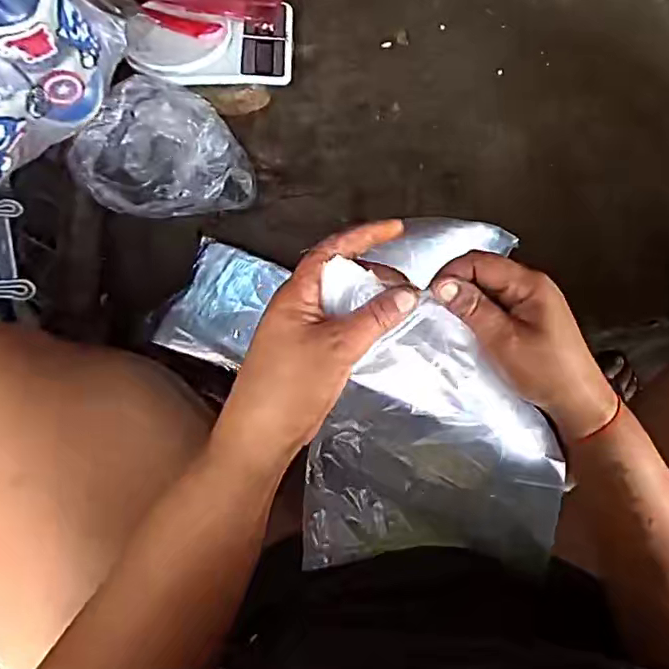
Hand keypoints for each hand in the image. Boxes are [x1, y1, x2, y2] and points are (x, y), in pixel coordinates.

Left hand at [215, 221, 418, 464]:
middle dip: (376, 272)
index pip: (332, 252)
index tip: (395, 229)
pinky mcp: (312, 350)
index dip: (364, 236)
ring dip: (373, 297)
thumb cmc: (289, 388)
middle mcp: (299, 306)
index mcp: (297, 295)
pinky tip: (386, 328)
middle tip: (407, 285)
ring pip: (345, 300)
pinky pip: (345, 322)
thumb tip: (409, 293)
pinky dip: (368, 319)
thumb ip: (375, 317)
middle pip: (341, 274)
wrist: (259, 438)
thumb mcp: (338, 347)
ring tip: (403, 304)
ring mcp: (304, 329)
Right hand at [432, 252, 618, 440]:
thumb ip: (474, 309)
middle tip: (436, 310)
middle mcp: (533, 284)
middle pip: (485, 270)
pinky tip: (470, 329)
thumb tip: (444, 285)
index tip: (430, 296)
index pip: (480, 261)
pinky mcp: (531, 317)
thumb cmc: (547, 372)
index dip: (451, 273)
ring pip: (489, 288)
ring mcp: (533, 300)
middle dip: (457, 285)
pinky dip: (481, 312)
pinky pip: (499, 304)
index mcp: (531, 283)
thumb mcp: (504, 341)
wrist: (578, 400)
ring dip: (468, 300)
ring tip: (450, 321)